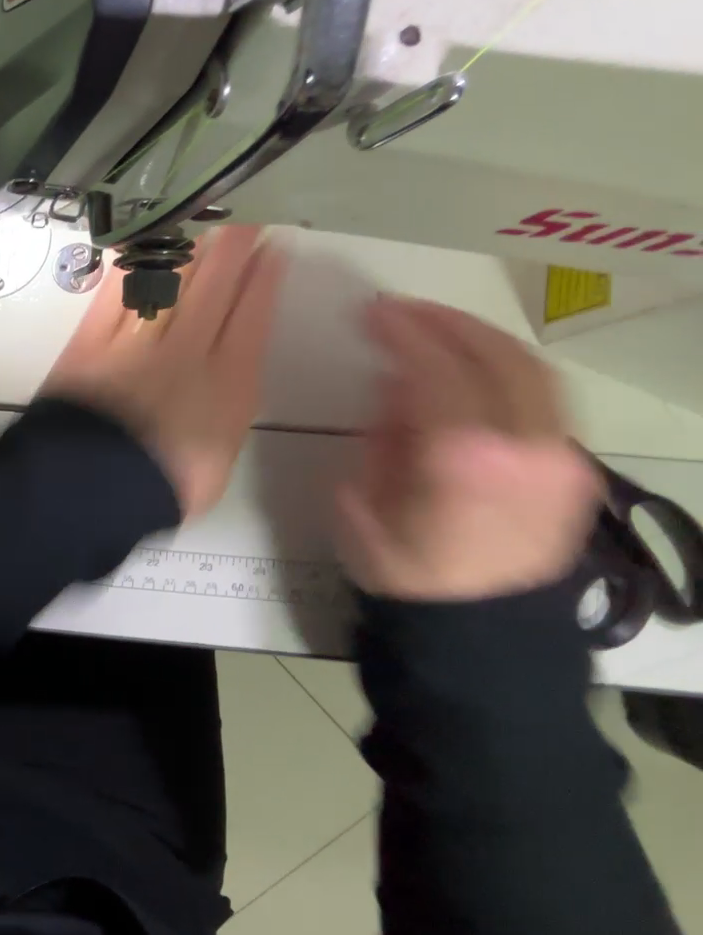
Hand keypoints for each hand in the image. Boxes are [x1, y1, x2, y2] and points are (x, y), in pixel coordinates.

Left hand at [41, 226, 285, 518]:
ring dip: (187, 251)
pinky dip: (130, 270)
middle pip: (215, 287)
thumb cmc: (164, 486)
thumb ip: (225, 410)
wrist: (94, 488)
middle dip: (232, 249)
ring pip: (169, 283)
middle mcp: (188, 350)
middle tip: (242, 223)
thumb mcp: (218, 454)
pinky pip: (114, 295)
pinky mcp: (88, 344)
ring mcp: (136, 342)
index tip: (274, 250)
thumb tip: (221, 389)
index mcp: (230, 382)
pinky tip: (140, 251)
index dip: (264, 277)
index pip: (254, 313)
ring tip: (200, 229)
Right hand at [336, 296, 600, 601]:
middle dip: (448, 323)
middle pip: (497, 358)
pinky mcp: (573, 466)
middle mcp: (522, 447)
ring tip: (440, 329)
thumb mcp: (362, 503)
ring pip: (533, 371)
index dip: (405, 332)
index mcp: (460, 459)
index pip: (437, 370)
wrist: (476, 625)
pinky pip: (545, 399)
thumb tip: (395, 387)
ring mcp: (557, 455)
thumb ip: (383, 439)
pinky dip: (507, 371)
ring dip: (483, 340)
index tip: (375, 311)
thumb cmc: (401, 569)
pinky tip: (475, 371)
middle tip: (404, 310)